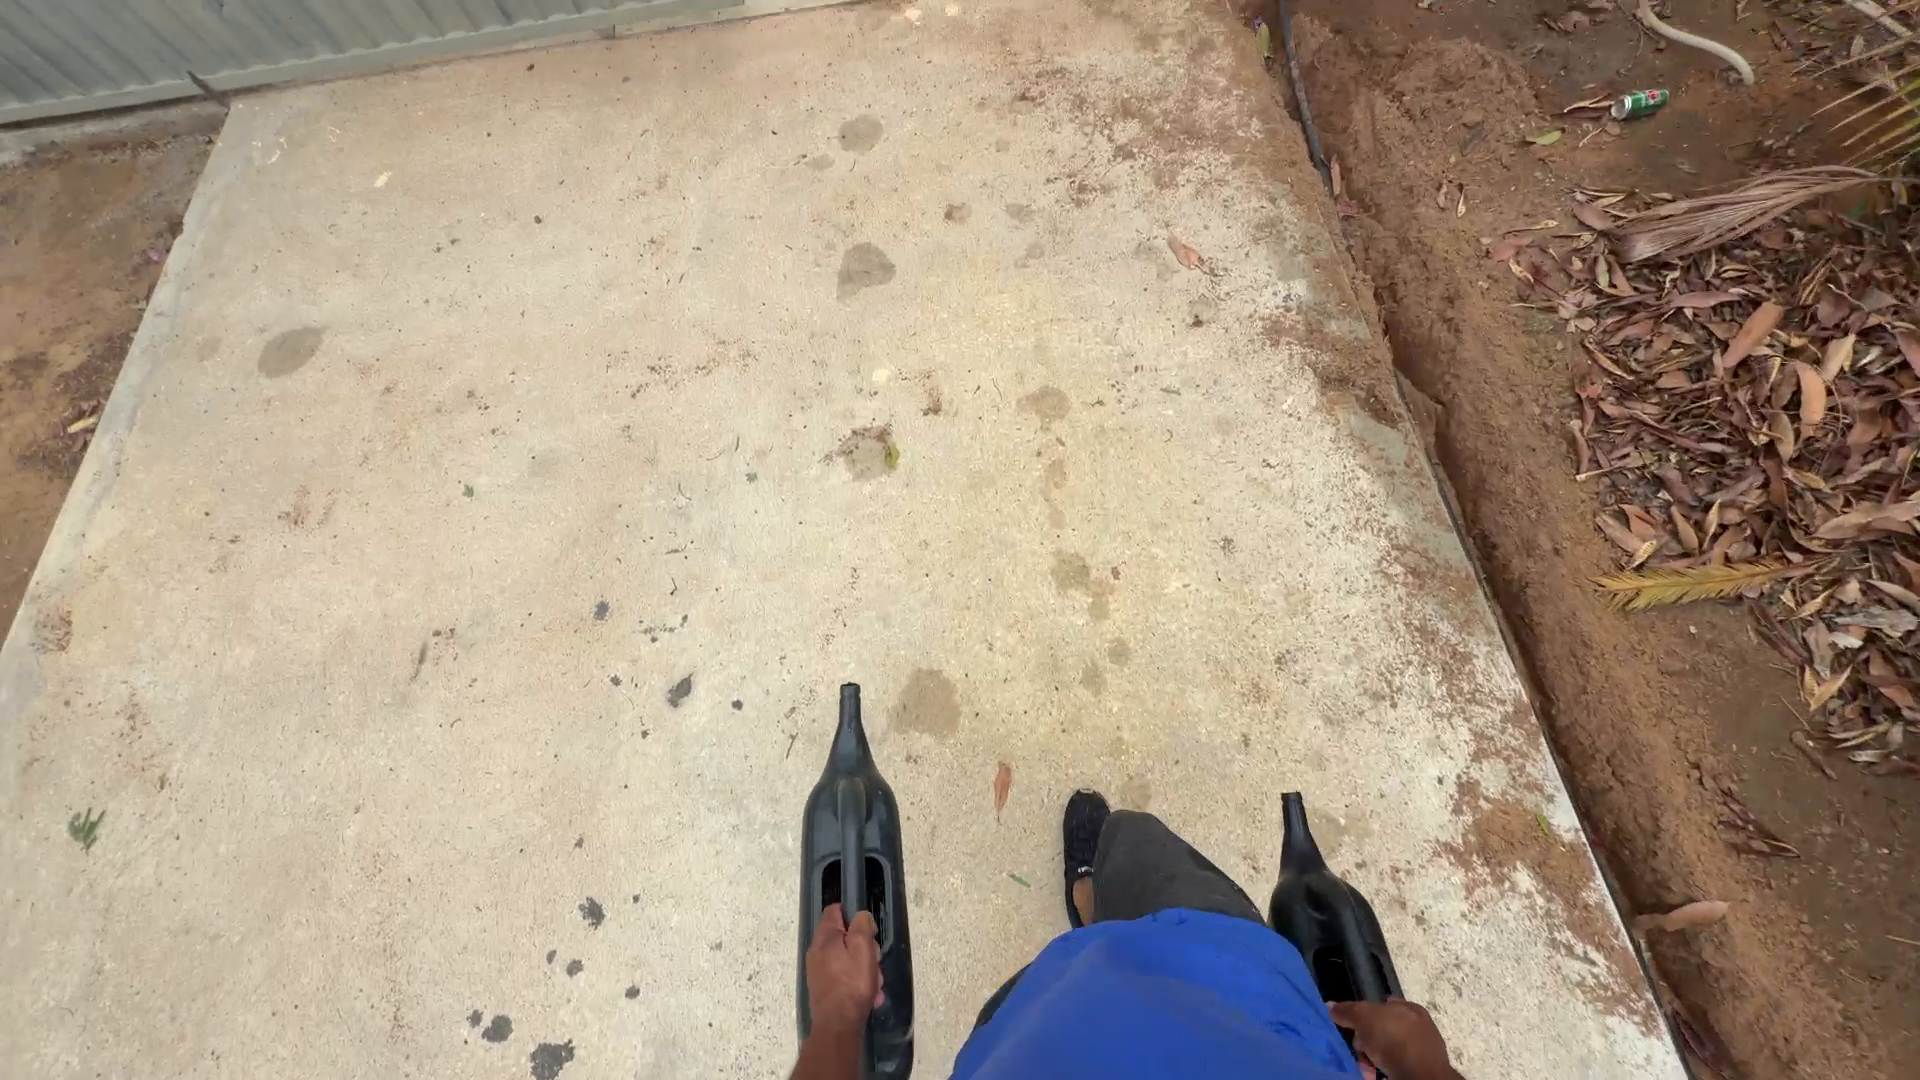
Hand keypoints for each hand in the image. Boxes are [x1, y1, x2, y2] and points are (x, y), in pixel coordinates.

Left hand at [806, 904, 883, 1035]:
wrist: (838, 1027)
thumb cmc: (852, 983)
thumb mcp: (863, 947)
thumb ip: (862, 925)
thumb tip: (860, 916)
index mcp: (825, 938)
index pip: (835, 911)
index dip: (854, 915)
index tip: (868, 930)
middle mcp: (817, 952)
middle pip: (843, 937)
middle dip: (863, 947)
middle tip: (875, 960)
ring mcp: (818, 972)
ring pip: (846, 959)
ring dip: (863, 968)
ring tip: (875, 985)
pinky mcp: (823, 990)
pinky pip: (843, 977)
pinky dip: (856, 983)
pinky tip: (869, 997)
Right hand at [1327, 999, 1462, 1079]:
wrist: (1421, 1078)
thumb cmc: (1393, 1038)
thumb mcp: (1362, 1016)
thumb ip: (1347, 1010)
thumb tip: (1330, 1006)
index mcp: (1410, 1008)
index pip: (1382, 1004)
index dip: (1364, 1013)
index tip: (1353, 1026)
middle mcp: (1420, 1027)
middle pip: (1384, 1029)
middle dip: (1368, 1038)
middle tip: (1358, 1047)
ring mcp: (1424, 1052)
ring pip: (1390, 1050)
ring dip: (1374, 1056)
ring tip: (1364, 1064)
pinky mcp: (1423, 1073)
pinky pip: (1397, 1067)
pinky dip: (1385, 1069)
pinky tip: (1375, 1074)